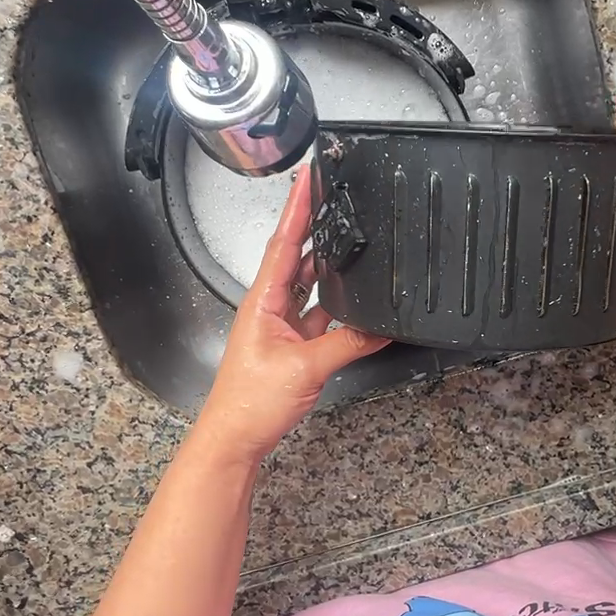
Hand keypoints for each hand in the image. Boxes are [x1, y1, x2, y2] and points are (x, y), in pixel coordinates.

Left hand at [191, 167, 388, 463]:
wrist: (236, 436)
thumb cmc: (251, 402)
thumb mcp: (306, 367)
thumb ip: (347, 343)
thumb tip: (379, 328)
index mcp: (263, 301)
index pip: (284, 243)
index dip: (298, 209)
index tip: (309, 179)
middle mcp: (269, 307)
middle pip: (296, 255)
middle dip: (313, 224)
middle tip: (333, 197)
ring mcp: (280, 325)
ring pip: (308, 283)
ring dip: (326, 261)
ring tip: (347, 236)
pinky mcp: (291, 344)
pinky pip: (318, 313)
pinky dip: (336, 304)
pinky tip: (354, 300)